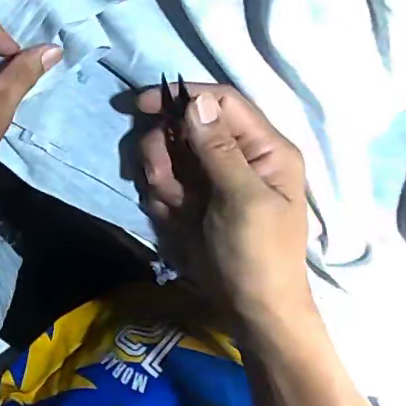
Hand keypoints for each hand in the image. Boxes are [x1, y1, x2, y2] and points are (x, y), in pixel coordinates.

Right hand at [136, 83, 311, 331]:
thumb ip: (219, 149)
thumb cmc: (259, 254)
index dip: (181, 97)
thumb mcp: (243, 200)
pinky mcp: (190, 197)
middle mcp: (237, 155)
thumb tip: (196, 101)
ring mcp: (210, 177)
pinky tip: (174, 219)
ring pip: (166, 153)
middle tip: (163, 181)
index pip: (221, 102)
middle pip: (183, 125)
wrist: (250, 309)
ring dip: (160, 178)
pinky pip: (160, 181)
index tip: (141, 105)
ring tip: (175, 208)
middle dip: (164, 150)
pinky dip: (159, 198)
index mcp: (265, 148)